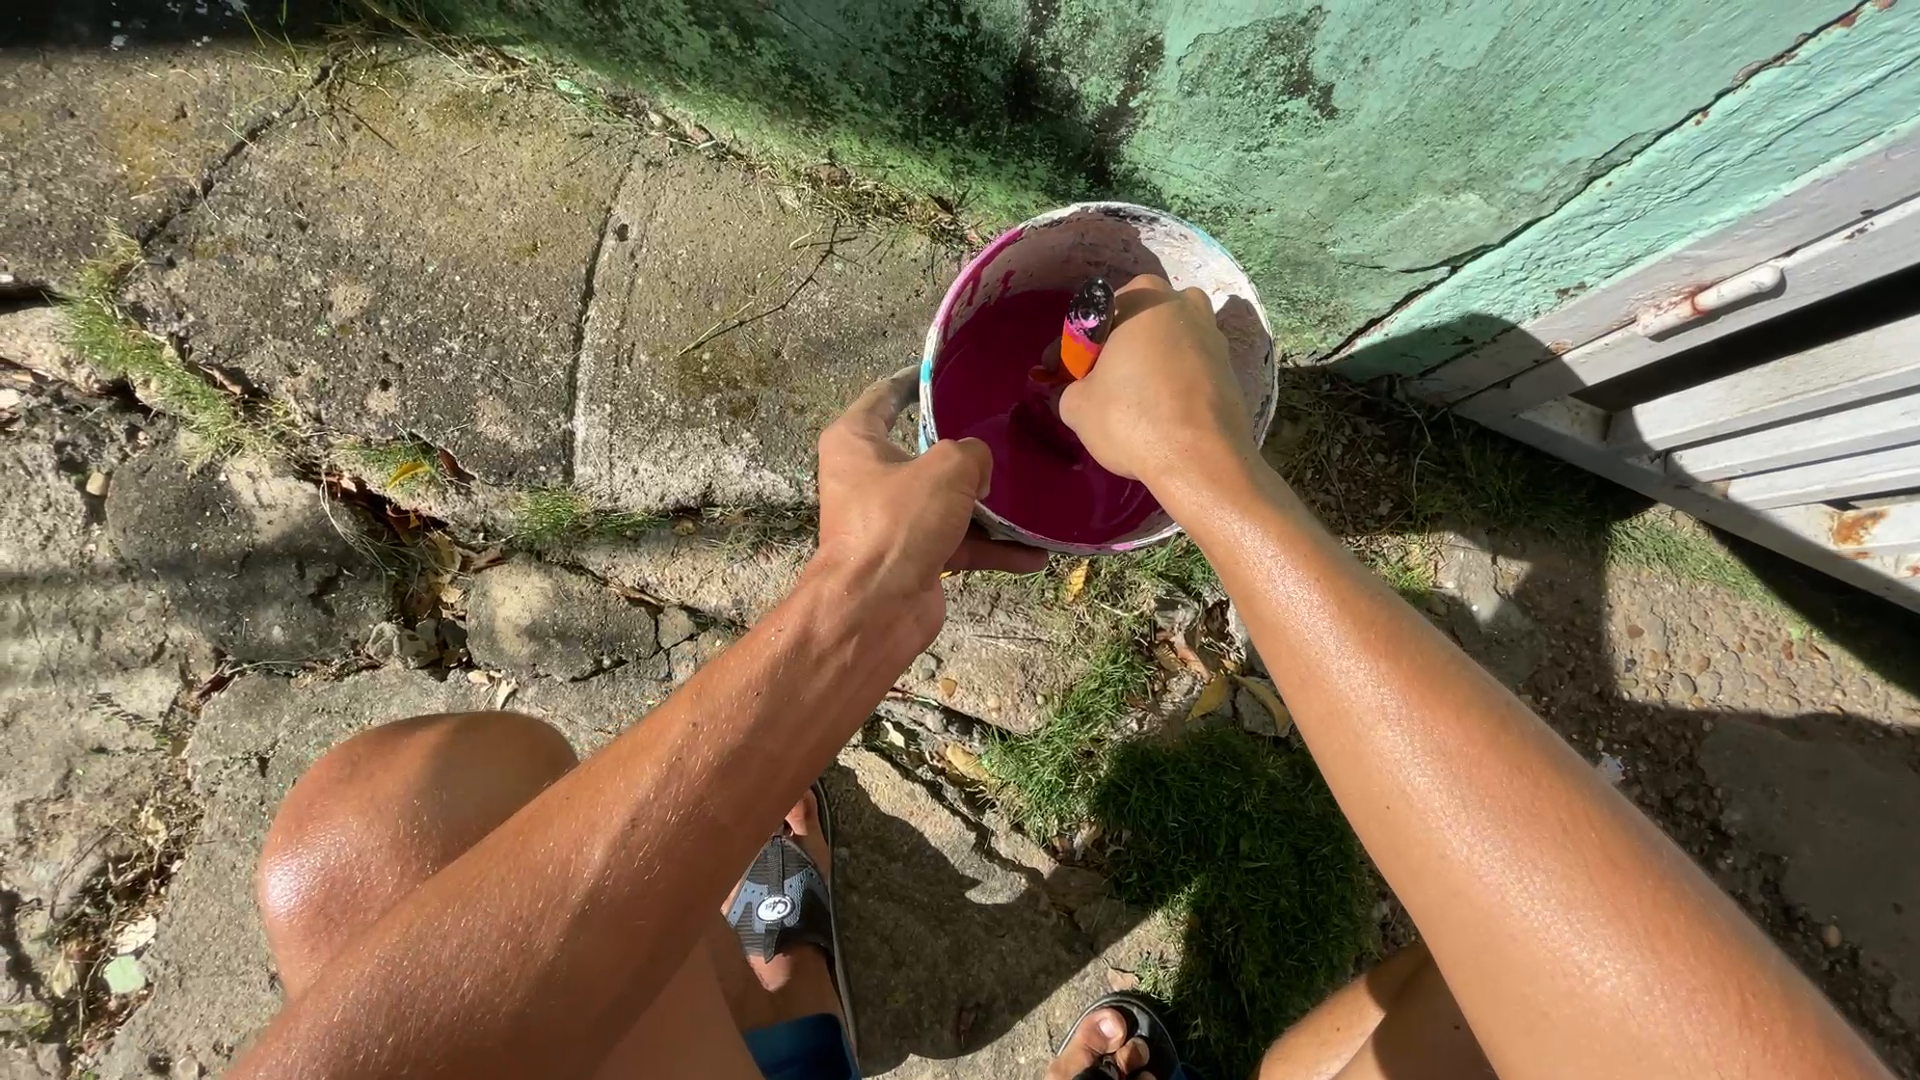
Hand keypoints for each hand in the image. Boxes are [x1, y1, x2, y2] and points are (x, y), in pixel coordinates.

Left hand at [809, 366, 1046, 653]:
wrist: (876, 608)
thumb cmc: (898, 521)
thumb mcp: (946, 468)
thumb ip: (973, 453)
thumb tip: (979, 472)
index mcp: (856, 441)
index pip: (885, 395)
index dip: (917, 379)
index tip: (952, 370)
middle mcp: (870, 478)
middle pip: (926, 452)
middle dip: (968, 448)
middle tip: (1010, 432)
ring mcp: (893, 520)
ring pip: (949, 502)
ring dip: (991, 507)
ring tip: (1034, 496)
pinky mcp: (915, 557)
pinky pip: (960, 544)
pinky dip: (993, 549)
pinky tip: (1034, 553)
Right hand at [1058, 274, 1253, 491]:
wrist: (1200, 459)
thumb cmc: (1131, 418)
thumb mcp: (1076, 406)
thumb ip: (1067, 388)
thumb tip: (1071, 390)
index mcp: (1143, 297)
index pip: (1091, 317)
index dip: (1068, 349)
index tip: (1059, 373)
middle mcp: (1183, 304)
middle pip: (1132, 325)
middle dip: (1111, 350)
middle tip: (1093, 384)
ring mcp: (1212, 334)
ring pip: (1163, 345)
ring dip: (1143, 364)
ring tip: (1126, 400)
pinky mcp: (1229, 368)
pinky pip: (1185, 368)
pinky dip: (1168, 382)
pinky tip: (1156, 412)